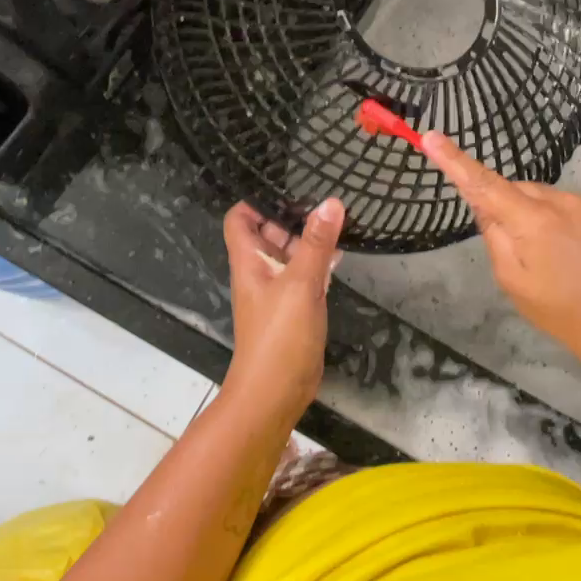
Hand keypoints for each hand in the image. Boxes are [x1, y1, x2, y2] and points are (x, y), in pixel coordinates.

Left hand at [220, 199, 342, 419]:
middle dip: (292, 217)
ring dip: (309, 240)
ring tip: (339, 222)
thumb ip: (317, 243)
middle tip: (324, 201)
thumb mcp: (301, 284)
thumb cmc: (280, 335)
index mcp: (249, 262)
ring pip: (289, 255)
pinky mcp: (293, 309)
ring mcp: (276, 292)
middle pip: (268, 233)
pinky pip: (303, 276)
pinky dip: (318, 263)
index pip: (240, 219)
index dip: (257, 201)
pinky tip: (340, 255)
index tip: (288, 188)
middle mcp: (259, 272)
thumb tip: (331, 202)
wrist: (274, 392)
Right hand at [421, 131, 580, 357]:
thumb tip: (483, 203)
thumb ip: (494, 235)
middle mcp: (560, 201)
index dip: (456, 161)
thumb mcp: (511, 278)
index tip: (431, 137)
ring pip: (541, 196)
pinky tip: (568, 247)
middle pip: (516, 190)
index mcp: (532, 221)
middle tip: (517, 248)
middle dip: (508, 209)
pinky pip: (565, 203)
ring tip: (549, 253)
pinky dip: (558, 217)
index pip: (485, 184)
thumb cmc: (555, 308)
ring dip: (534, 214)